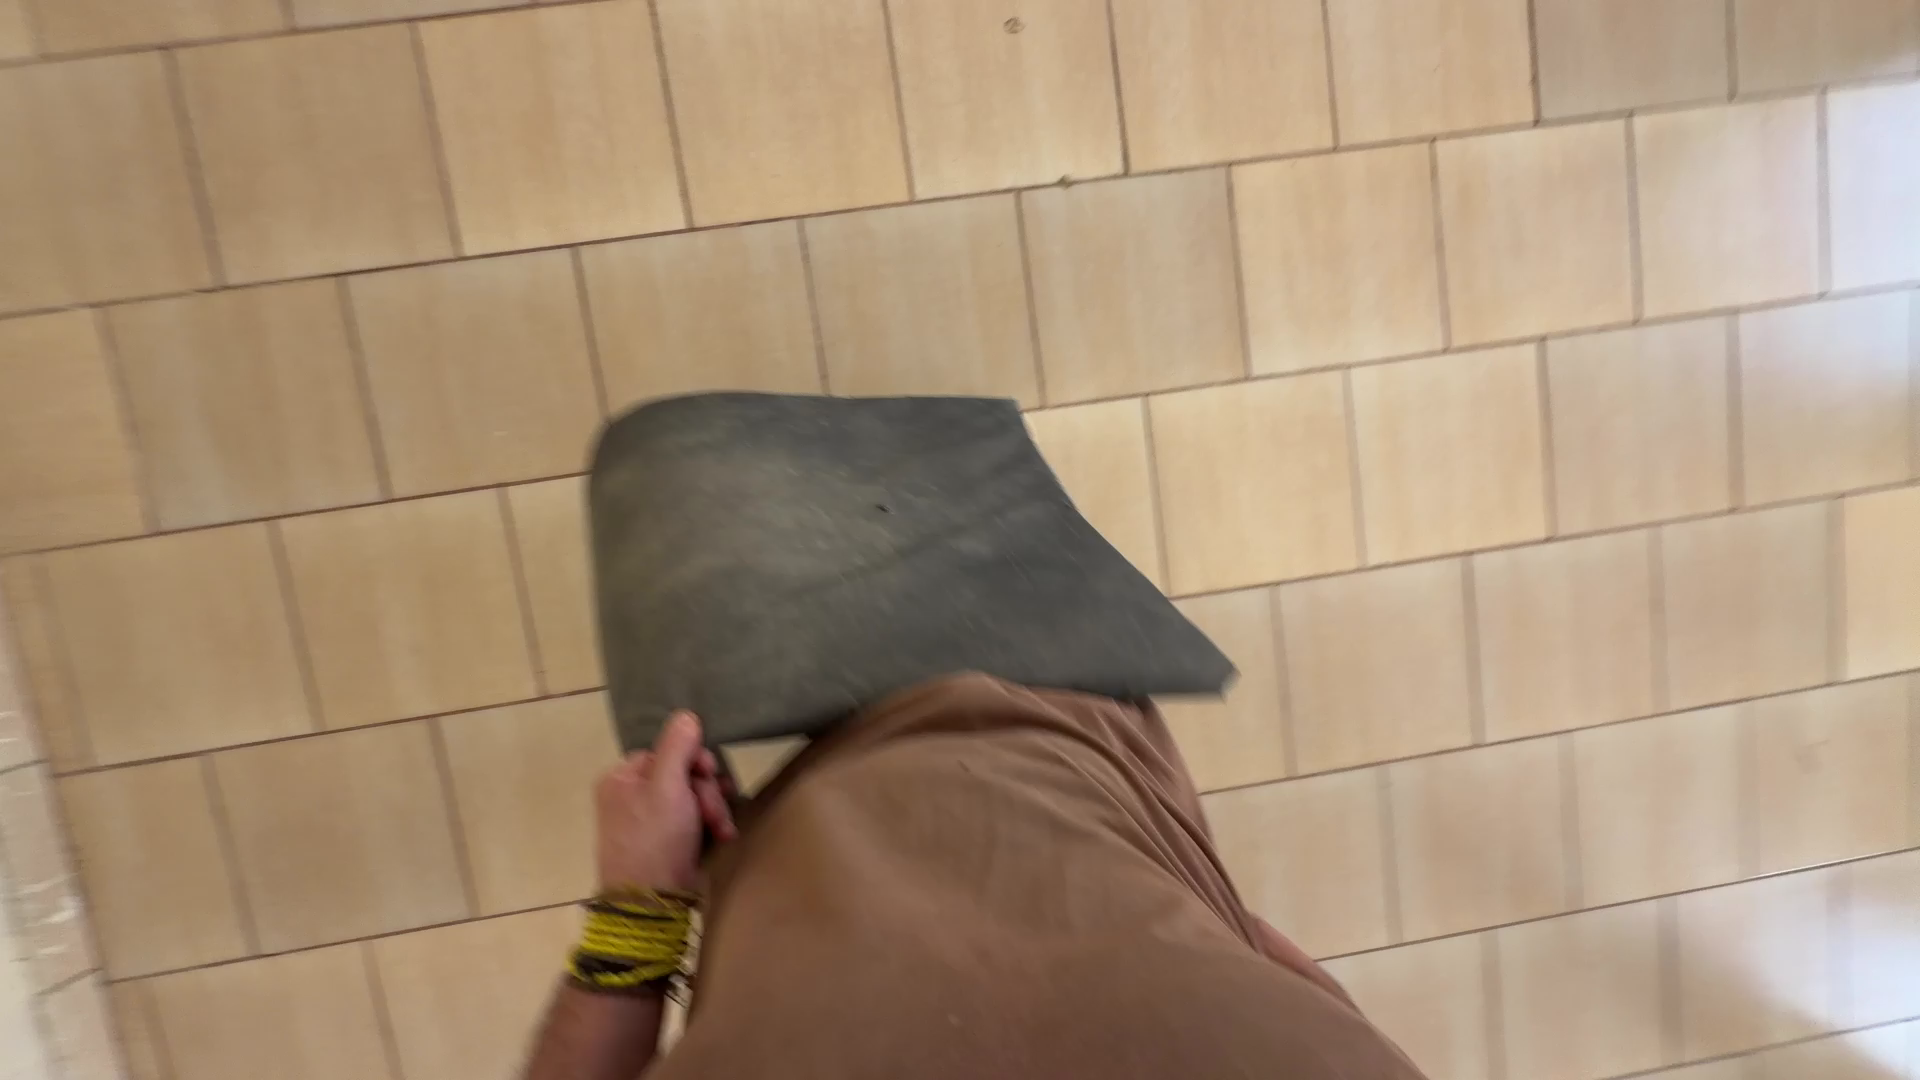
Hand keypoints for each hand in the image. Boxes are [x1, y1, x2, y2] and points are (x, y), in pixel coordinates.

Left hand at [594, 711, 736, 892]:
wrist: (653, 903)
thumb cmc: (655, 839)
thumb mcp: (667, 785)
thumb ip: (677, 747)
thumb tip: (686, 714)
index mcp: (622, 778)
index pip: (668, 750)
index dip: (693, 761)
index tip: (708, 775)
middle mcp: (632, 796)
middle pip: (684, 772)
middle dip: (706, 790)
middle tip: (713, 811)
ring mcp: (650, 820)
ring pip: (695, 795)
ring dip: (714, 808)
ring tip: (721, 827)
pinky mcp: (667, 840)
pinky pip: (695, 817)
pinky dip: (711, 824)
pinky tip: (721, 834)